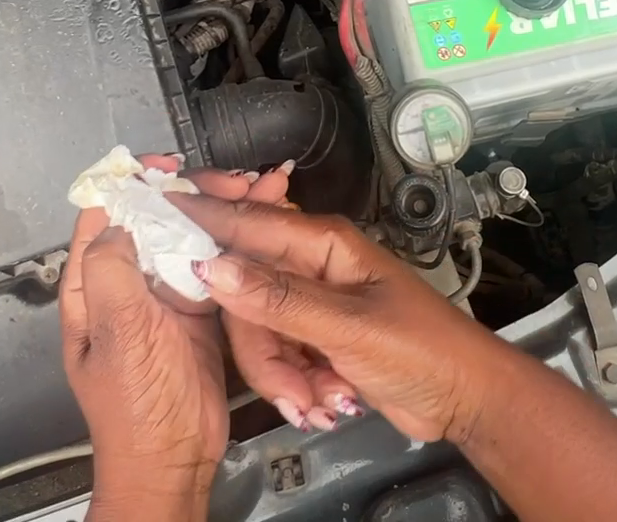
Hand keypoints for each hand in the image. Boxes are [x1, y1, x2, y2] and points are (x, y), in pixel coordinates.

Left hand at [60, 156, 293, 518]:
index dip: (133, 183)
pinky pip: (215, 262)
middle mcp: (128, 280)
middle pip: (156, 218)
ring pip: (190, 235)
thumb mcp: (116, 335)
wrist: (176, 460)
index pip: (104, 215)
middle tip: (233, 181)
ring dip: (222, 209)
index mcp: (93, 285)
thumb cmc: (136, 405)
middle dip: (193, 192)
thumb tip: (121, 217)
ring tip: (259, 188)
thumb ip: (111, 272)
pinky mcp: (201, 305)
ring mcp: (166, 292)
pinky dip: (238, 239)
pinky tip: (265, 222)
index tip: (169, 166)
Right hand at [173, 197, 510, 444]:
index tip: (155, 218)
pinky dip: (296, 382)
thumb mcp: (348, 325)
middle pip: (246, 294)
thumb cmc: (419, 348)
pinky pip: (278, 354)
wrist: (461, 396)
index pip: (249, 222)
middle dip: (262, 347)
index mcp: (322, 242)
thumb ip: (279, 298)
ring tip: (323, 399)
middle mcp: (310, 265)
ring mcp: (310, 302)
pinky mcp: (313, 335)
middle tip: (290, 387)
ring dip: (284, 374)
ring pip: (259, 332)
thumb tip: (214, 267)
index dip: (203, 220)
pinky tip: (331, 398)